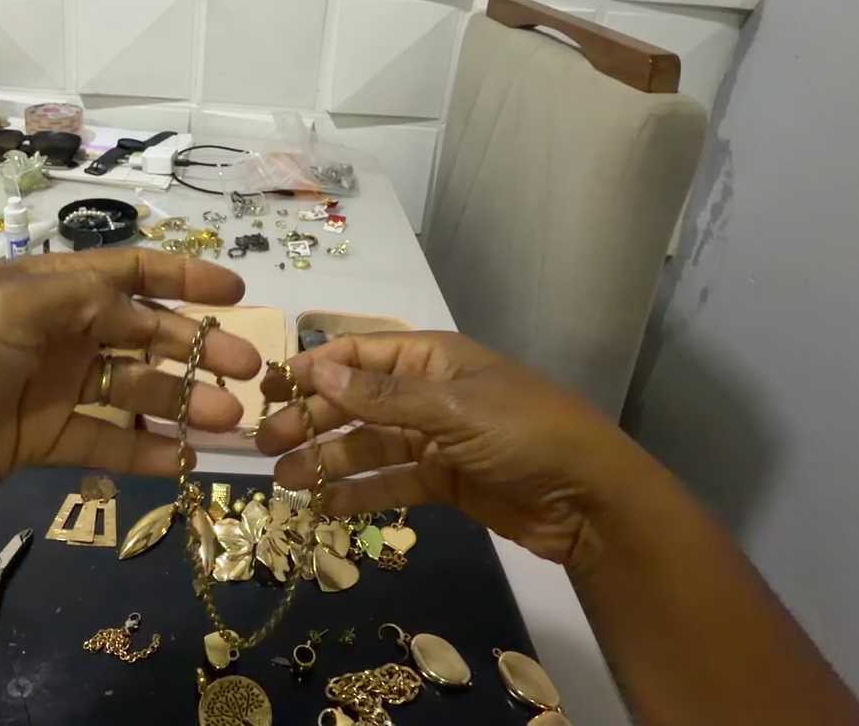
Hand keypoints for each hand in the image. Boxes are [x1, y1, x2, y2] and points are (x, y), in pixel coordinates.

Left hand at [0, 252, 261, 532]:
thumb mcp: (16, 302)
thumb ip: (88, 298)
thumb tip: (142, 306)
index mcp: (50, 286)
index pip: (130, 272)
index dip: (184, 277)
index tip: (236, 291)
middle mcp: (57, 331)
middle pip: (143, 334)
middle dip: (196, 347)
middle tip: (248, 370)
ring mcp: (50, 386)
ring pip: (131, 388)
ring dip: (180, 401)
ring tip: (228, 419)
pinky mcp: (38, 438)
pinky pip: (103, 440)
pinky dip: (143, 449)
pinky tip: (182, 458)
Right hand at [254, 332, 647, 568]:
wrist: (592, 499)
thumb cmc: (522, 430)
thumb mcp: (450, 407)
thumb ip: (380, 395)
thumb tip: (313, 369)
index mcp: (428, 357)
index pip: (357, 353)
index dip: (313, 367)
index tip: (270, 388)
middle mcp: (424, 391)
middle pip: (354, 400)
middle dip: (311, 418)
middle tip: (266, 442)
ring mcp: (432, 437)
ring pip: (366, 443)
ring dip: (326, 459)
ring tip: (284, 480)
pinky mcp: (441, 478)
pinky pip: (390, 480)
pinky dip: (359, 492)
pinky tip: (325, 506)